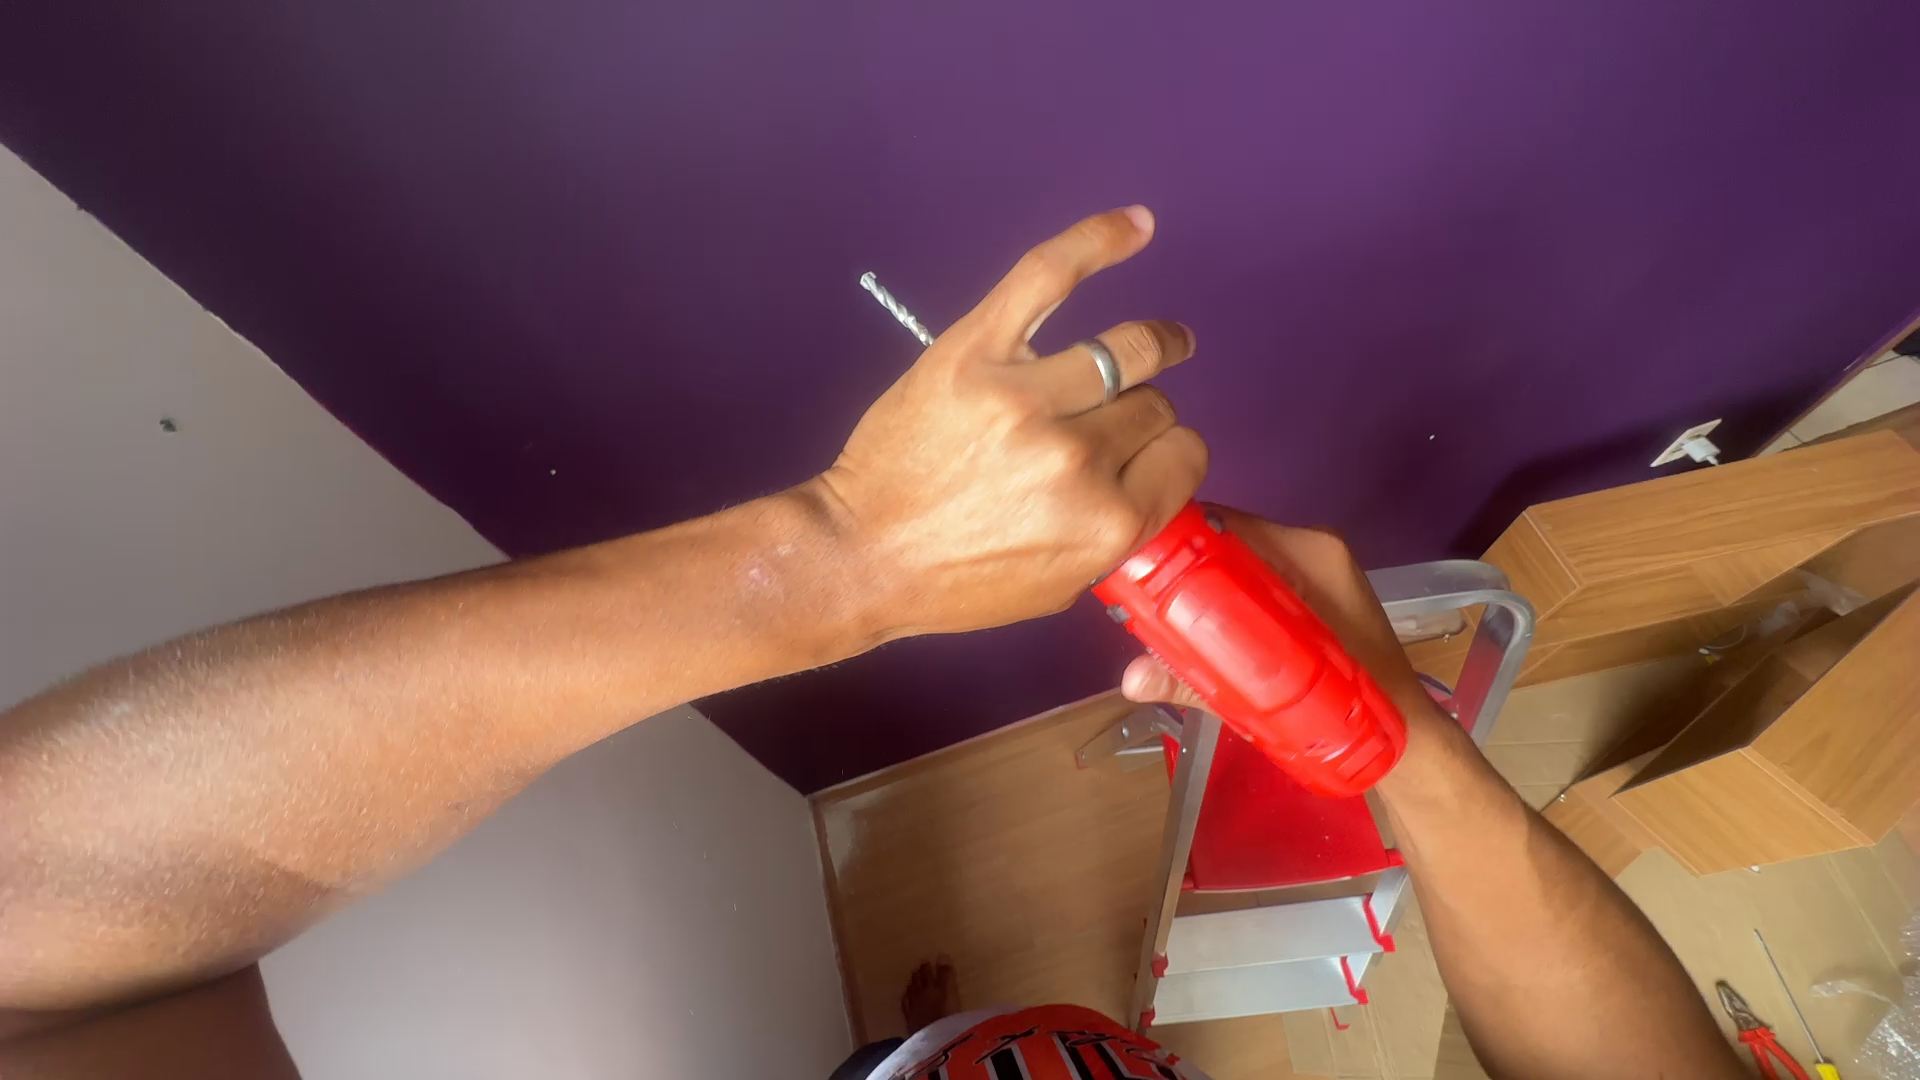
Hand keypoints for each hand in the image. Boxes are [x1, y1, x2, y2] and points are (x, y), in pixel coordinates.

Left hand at [816, 207, 1207, 638]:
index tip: (1142, 458)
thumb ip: (1120, 530)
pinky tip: (1135, 226)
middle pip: (1153, 406)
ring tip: (1161, 344)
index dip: (1166, 458)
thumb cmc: (960, 581)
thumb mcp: (1061, 584)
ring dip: (1147, 349)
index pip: (1182, 456)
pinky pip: (1049, 276)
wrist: (865, 554)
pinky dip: (1096, 242)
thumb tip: (1151, 473)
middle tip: (1104, 429)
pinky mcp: (975, 351)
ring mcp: (1025, 398)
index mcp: (1108, 523)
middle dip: (1137, 420)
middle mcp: (1078, 458)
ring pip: (1125, 351)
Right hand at [1117, 507, 1434, 725]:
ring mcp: (1309, 566)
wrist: (1402, 739)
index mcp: (1309, 554)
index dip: (1173, 539)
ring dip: (1194, 580)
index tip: (1133, 564)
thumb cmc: (1351, 713)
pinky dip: (1216, 593)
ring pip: (1232, 558)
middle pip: (1223, 538)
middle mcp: (1309, 547)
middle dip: (1178, 564)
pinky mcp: (1306, 586)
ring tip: (1155, 608)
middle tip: (1137, 593)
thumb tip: (1130, 679)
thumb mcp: (1269, 700)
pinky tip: (1189, 620)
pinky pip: (1248, 575)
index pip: (1224, 522)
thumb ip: (1197, 685)